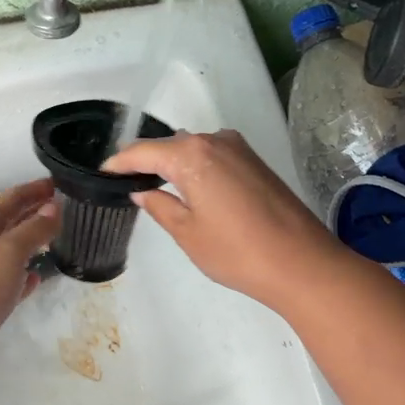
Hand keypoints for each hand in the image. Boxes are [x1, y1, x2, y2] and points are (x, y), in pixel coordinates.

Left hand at [0, 180, 60, 393]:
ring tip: (55, 238)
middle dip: (31, 213)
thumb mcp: (8, 252)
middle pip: (7, 223)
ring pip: (8, 253)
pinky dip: (22, 277)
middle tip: (62, 207)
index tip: (57, 183)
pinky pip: (7, 283)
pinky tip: (36, 278)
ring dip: (28, 244)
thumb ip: (33, 230)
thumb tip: (53, 207)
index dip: (32, 190)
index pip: (8, 199)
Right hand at [103, 130, 344, 311]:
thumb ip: (160, 206)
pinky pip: (213, 155)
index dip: (120, 162)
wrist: (302, 263)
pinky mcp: (255, 162)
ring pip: (193, 148)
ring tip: (153, 182)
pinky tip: (188, 186)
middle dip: (146, 159)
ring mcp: (239, 149)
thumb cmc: (237, 252)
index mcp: (191, 155)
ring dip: (173, 161)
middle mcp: (215, 141)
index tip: (102, 171)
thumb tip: (144, 191)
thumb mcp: (188, 233)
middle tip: (124, 178)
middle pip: (169, 144)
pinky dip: (195, 165)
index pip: (143, 151)